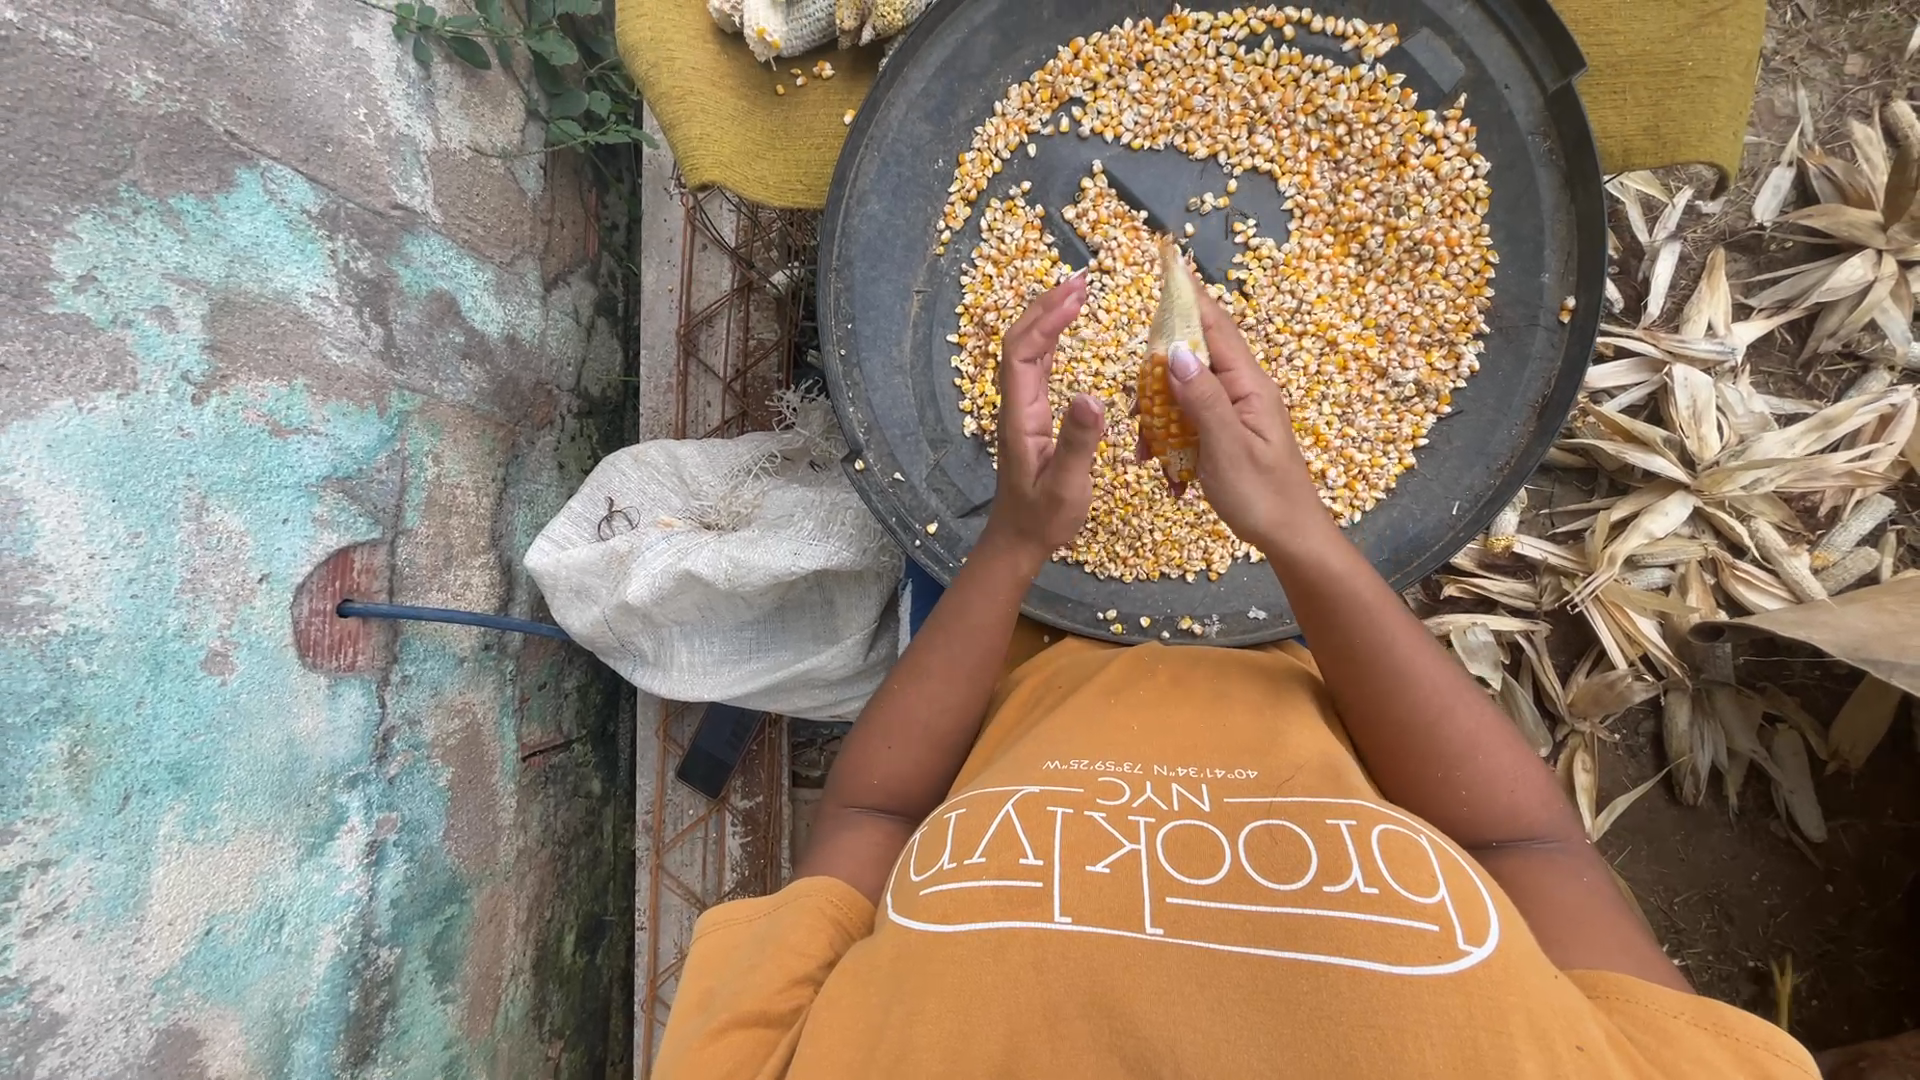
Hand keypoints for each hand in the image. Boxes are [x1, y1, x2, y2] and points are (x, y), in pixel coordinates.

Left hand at [986, 272, 1105, 562]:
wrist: (1018, 539)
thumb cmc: (1043, 519)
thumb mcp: (1067, 487)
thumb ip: (1078, 444)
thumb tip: (1092, 396)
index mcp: (1020, 417)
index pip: (1022, 354)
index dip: (1045, 321)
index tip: (1076, 297)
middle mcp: (1016, 406)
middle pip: (1019, 343)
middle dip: (1045, 307)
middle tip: (1080, 280)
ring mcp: (1021, 410)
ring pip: (1026, 352)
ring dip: (1047, 319)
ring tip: (1076, 294)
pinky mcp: (1031, 418)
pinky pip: (1036, 368)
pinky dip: (1051, 341)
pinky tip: (1066, 331)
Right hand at [1146, 275, 1324, 552]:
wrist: (1288, 536)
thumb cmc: (1263, 495)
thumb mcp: (1227, 448)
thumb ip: (1202, 398)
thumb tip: (1176, 351)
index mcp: (1248, 385)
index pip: (1215, 327)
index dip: (1190, 296)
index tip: (1168, 264)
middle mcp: (1240, 390)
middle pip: (1190, 358)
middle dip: (1155, 378)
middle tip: (1135, 410)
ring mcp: (1232, 412)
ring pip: (1182, 394)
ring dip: (1158, 419)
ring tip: (1146, 452)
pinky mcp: (1223, 433)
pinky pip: (1186, 422)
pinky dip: (1167, 440)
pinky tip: (1162, 469)